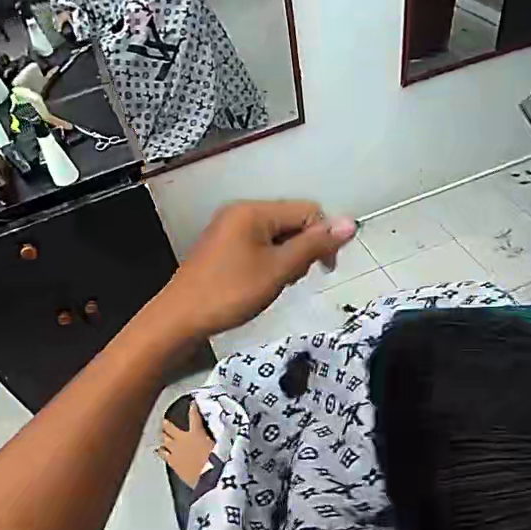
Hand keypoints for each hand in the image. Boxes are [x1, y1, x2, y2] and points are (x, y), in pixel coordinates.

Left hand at [144, 201, 355, 342]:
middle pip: (293, 221)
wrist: (179, 319)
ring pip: (278, 235)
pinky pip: (260, 245)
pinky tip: (263, 283)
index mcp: (254, 211)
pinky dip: (270, 262)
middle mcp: (241, 212)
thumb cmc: (230, 293)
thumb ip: (314, 245)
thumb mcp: (278, 270)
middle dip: (304, 249)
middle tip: (293, 279)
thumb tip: (351, 223)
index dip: (324, 237)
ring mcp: (230, 229)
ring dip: (288, 258)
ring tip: (276, 283)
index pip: (308, 210)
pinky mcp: (224, 246)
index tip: (325, 269)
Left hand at [155, 401, 215, 486]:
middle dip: (168, 424)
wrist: (207, 478)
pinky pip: (163, 454)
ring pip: (165, 439)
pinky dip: (161, 450)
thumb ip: (217, 436)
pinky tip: (158, 449)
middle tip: (165, 421)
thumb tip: (223, 430)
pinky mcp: (172, 462)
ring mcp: (175, 451)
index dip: (193, 409)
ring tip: (162, 433)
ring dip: (164, 436)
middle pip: (171, 428)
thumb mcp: (221, 444)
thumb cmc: (217, 460)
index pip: (194, 417)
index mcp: (197, 432)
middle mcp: (183, 439)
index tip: (192, 403)